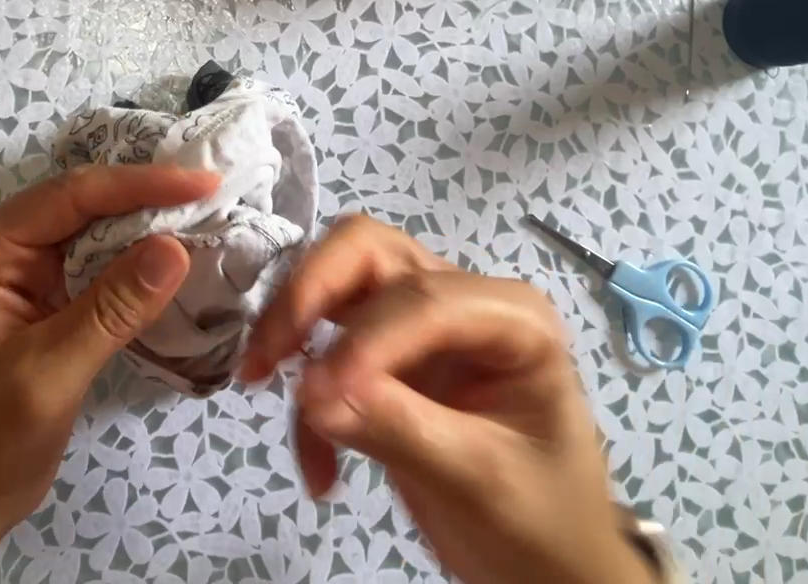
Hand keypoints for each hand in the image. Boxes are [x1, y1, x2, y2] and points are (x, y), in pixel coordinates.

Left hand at [0, 164, 217, 583]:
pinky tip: (181, 254)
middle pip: (90, 201)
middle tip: (220, 191)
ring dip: (152, 223)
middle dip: (153, 195)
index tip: (206, 182)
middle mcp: (7, 242)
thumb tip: (175, 249)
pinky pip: (104, 260)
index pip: (74, 195)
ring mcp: (29, 267)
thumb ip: (110, 310)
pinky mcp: (53, 293)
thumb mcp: (48, 375)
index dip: (143, 184)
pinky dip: (142, 257)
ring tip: (213, 212)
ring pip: (101, 226)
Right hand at [241, 214, 655, 583]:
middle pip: (366, 253)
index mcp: (510, 316)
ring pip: (338, 278)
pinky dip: (307, 394)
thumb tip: (311, 394)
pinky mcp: (386, 348)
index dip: (364, 341)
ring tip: (259, 380)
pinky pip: (326, 342)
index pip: (423, 300)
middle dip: (308, 295)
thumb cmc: (541, 520)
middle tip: (267, 355)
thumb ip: (401, 429)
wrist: (548, 563)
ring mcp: (419, 318)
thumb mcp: (481, 481)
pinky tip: (320, 468)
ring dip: (292, 325)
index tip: (315, 399)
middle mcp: (461, 297)